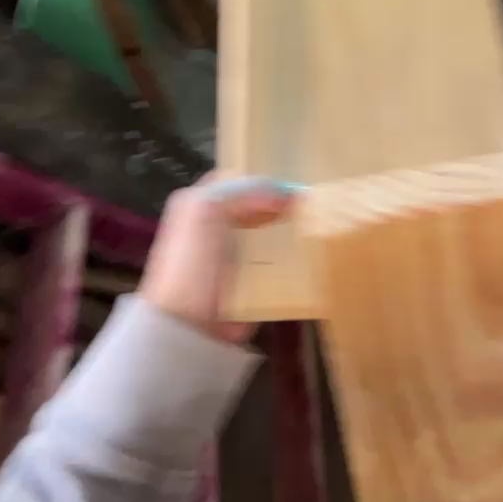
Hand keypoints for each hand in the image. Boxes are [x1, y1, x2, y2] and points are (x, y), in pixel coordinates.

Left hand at [139, 173, 296, 343]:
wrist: (186, 324)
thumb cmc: (192, 261)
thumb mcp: (208, 209)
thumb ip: (245, 191)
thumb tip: (288, 194)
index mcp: (201, 202)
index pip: (238, 178)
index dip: (263, 177)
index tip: (293, 181)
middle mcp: (217, 224)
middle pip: (258, 204)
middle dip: (282, 204)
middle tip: (311, 203)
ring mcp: (235, 253)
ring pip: (270, 231)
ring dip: (289, 230)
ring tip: (315, 226)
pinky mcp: (250, 280)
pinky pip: (276, 261)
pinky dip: (291, 257)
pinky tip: (308, 253)